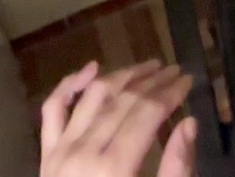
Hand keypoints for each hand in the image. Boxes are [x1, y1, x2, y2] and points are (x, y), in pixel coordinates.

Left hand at [40, 59, 197, 176]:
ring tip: (146, 68)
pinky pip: (53, 110)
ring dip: (121, 75)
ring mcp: (60, 153)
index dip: (171, 92)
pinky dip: (70, 85)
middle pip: (123, 100)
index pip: (148, 113)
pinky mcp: (45, 158)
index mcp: (114, 170)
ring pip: (93, 95)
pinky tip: (91, 69)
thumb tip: (189, 124)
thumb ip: (175, 171)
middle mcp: (84, 153)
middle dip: (152, 81)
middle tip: (174, 70)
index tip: (189, 79)